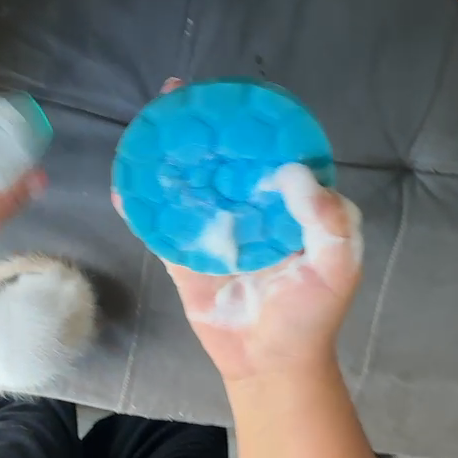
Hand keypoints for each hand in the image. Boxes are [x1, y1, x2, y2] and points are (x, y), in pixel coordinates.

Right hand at [122, 80, 361, 382]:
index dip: (249, 119)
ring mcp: (210, 232)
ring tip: (144, 129)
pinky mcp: (181, 258)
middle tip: (175, 94)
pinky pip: (158, 228)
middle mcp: (245, 210)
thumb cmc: (308, 316)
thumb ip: (324, 219)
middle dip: (197, 126)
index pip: (266, 151)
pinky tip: (121, 186)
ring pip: (185, 187)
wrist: (268, 363)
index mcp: (283, 205)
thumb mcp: (336, 266)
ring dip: (164, 158)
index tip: (231, 94)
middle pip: (218, 160)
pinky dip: (138, 208)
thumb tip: (289, 172)